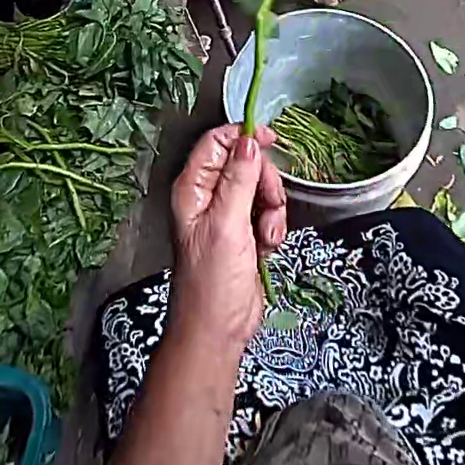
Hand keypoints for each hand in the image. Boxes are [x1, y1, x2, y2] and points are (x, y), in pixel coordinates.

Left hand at [168, 124, 286, 348]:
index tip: (269, 139)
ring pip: (260, 188)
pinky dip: (272, 226)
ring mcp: (226, 214)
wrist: (219, 327)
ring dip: (271, 209)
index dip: (242, 137)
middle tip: (268, 202)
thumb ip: (239, 180)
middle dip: (263, 182)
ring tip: (265, 234)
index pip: (216, 143)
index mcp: (192, 187)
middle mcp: (207, 196)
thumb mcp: (227, 224)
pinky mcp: (244, 231)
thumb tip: (248, 142)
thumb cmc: (211, 280)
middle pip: (244, 163)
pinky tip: (266, 246)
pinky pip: (267, 212)